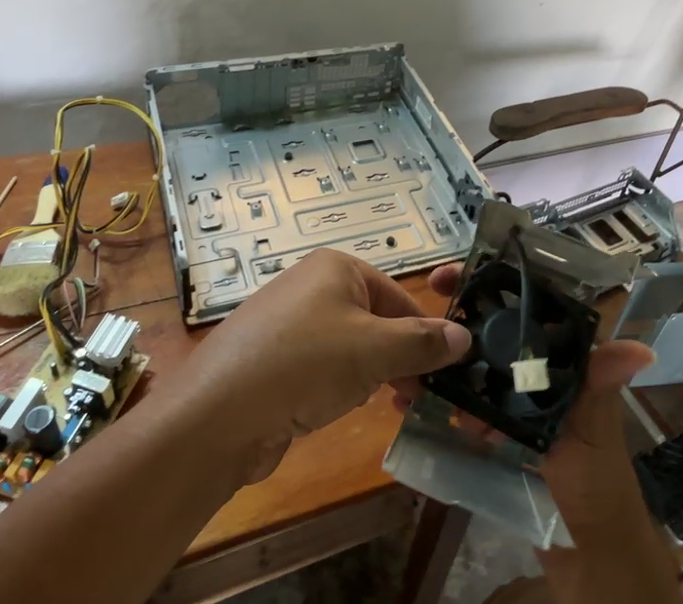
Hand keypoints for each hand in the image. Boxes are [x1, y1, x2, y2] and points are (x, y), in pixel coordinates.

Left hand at [167, 250, 471, 482]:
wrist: (217, 415)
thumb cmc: (304, 365)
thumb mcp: (375, 351)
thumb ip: (423, 343)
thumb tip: (464, 336)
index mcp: (336, 268)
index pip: (400, 297)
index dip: (424, 335)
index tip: (440, 375)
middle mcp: (310, 286)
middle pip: (375, 321)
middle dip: (398, 359)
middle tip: (414, 398)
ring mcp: (286, 322)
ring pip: (349, 346)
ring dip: (371, 375)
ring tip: (381, 405)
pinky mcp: (270, 358)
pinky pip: (319, 366)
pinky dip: (336, 385)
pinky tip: (336, 408)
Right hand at [412, 263, 681, 603]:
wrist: (588, 551)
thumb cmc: (597, 482)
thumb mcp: (594, 430)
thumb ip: (599, 388)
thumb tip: (641, 351)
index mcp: (564, 360)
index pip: (526, 307)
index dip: (491, 285)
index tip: (452, 275)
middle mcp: (537, 374)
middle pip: (491, 334)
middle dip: (454, 325)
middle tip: (413, 319)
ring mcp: (514, 404)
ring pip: (472, 370)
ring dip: (438, 366)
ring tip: (403, 370)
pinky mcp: (496, 435)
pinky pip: (462, 410)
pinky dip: (437, 405)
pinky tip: (406, 406)